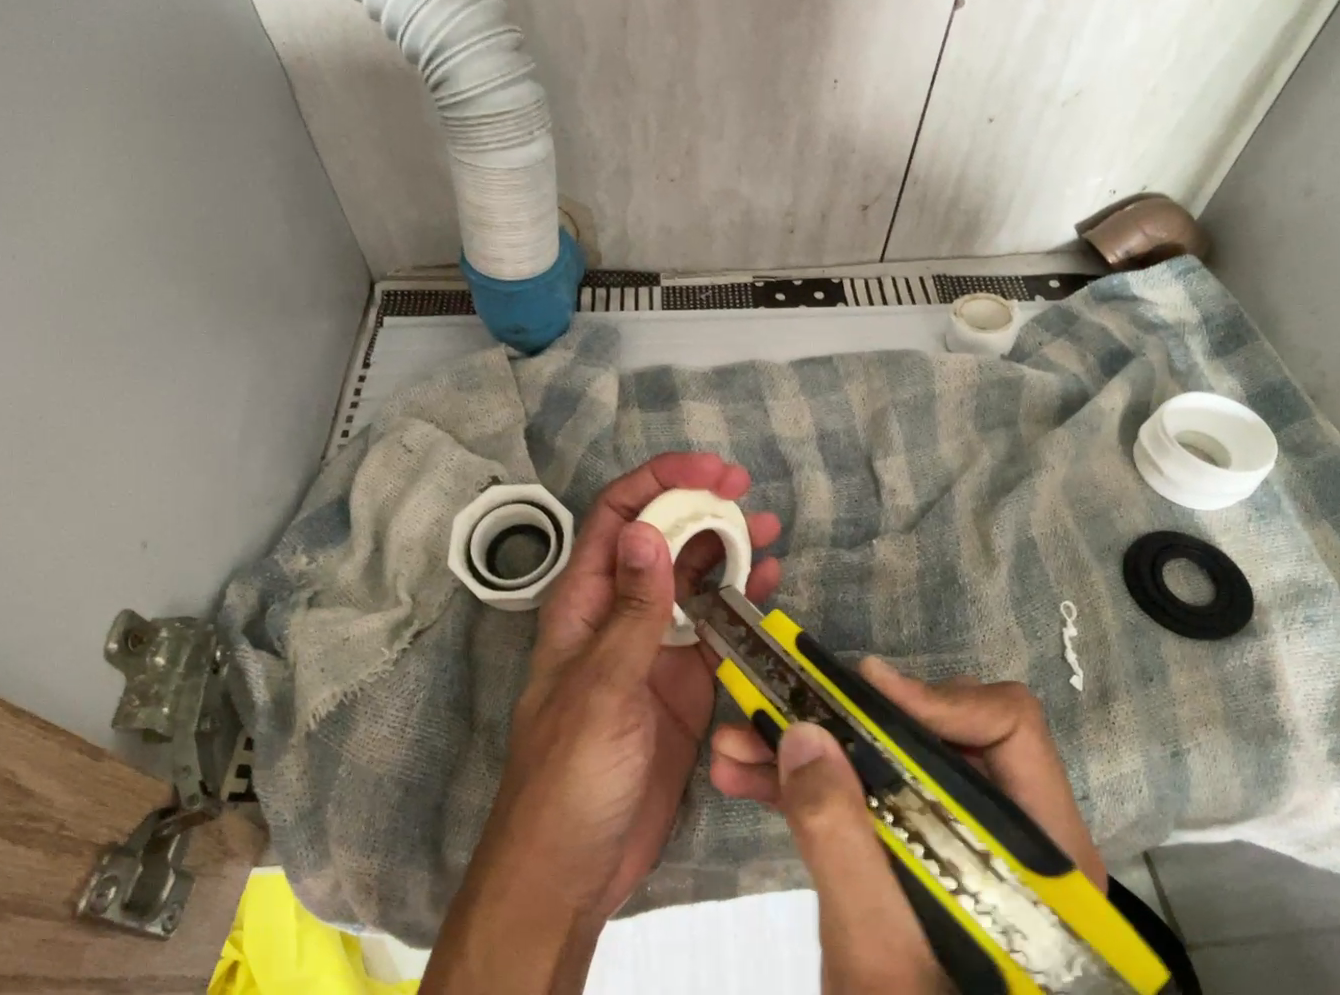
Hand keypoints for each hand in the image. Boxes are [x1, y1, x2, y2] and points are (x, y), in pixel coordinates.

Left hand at [423, 452, 780, 994]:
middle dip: (700, 509)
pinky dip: (741, 607)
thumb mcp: (600, 691)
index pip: (616, 520)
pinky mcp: (683, 689)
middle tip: (750, 492)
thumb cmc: (568, 778)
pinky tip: (770, 586)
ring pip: (692, 585)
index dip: (659, 483)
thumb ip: (630, 614)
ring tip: (771, 530)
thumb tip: (648, 530)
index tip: (712, 469)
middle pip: (660, 544)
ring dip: (727, 553)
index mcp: (584, 607)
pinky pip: (715, 634)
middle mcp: (618, 619)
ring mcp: (653, 653)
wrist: (571, 870)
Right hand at [709, 658, 1104, 993]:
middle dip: (840, 721)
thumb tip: (804, 734)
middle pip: (932, 740)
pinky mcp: (918, 868)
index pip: (1007, 730)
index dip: (932, 700)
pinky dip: (811, 791)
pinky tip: (750, 782)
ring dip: (810, 753)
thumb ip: (843, 844)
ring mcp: (959, 853)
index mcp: (1040, 855)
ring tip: (734, 748)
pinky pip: (868, 807)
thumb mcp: (878, 958)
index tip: (857, 692)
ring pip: (887, 769)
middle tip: (769, 710)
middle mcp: (1008, 839)